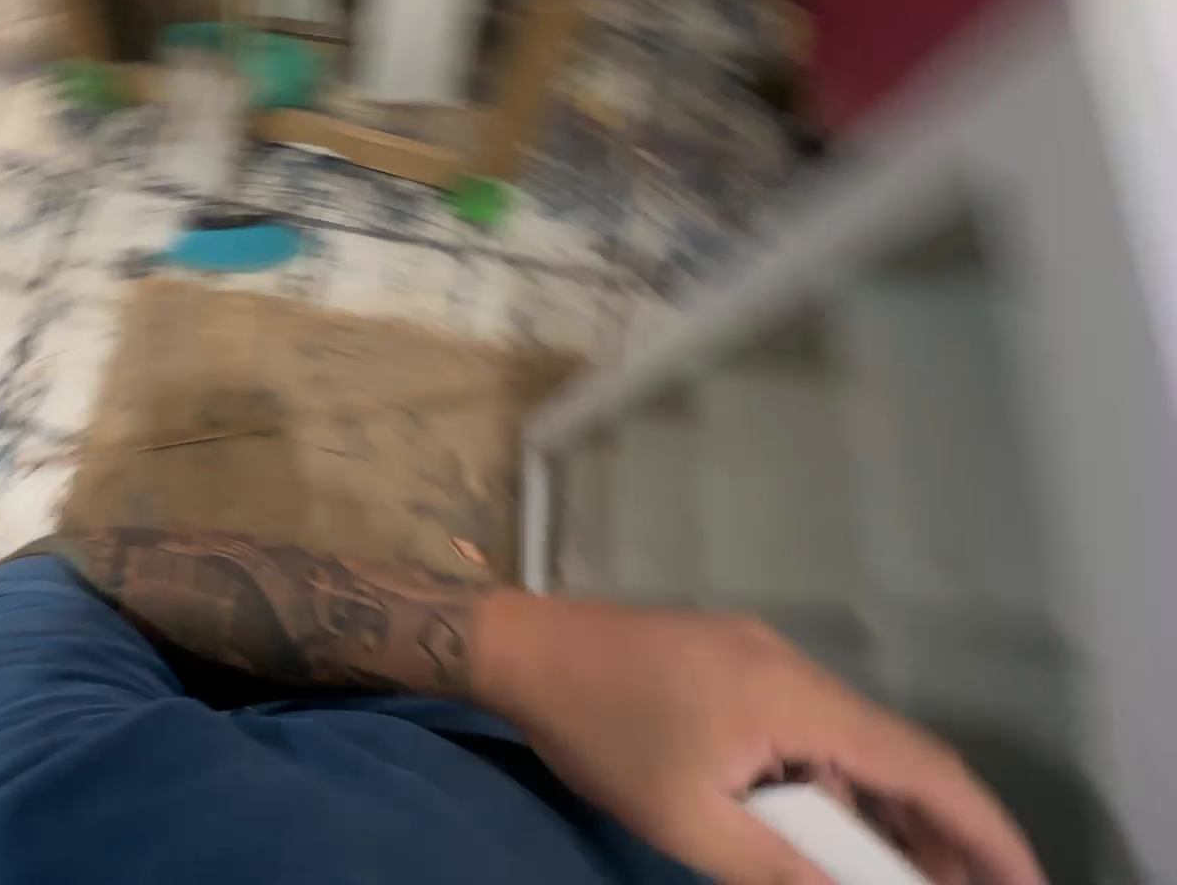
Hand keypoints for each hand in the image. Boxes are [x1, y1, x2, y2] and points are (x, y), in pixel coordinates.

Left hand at [471, 593, 1045, 884]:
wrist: (514, 646)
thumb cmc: (595, 730)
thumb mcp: (689, 820)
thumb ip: (787, 873)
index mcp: (789, 692)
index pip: (926, 767)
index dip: (991, 840)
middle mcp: (781, 656)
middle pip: (887, 746)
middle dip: (928, 828)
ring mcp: (743, 643)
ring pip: (837, 727)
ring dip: (863, 796)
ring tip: (870, 867)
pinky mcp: (712, 645)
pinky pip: (790, 708)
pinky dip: (813, 762)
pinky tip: (798, 806)